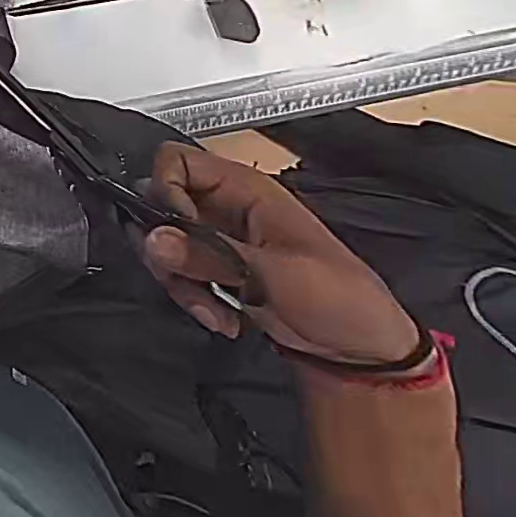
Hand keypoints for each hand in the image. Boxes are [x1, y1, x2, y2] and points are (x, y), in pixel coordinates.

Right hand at [141, 143, 419, 367]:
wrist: (361, 354)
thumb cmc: (339, 300)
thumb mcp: (274, 275)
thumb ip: (209, 255)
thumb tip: (155, 240)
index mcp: (244, 188)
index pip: (176, 162)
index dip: (165, 191)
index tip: (174, 232)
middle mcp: (223, 206)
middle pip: (161, 206)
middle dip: (166, 248)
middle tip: (187, 278)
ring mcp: (216, 238)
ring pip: (164, 243)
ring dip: (179, 281)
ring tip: (213, 308)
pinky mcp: (213, 268)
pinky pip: (177, 272)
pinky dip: (189, 296)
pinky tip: (220, 315)